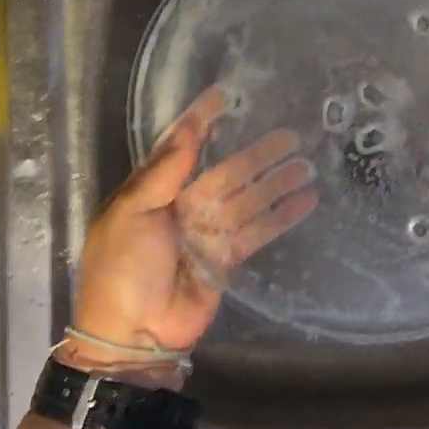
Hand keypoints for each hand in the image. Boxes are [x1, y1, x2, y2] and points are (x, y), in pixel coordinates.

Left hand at [70, 86, 318, 375]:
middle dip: (256, 153)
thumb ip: (163, 172)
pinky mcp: (228, 257)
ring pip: (248, 198)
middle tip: (289, 132)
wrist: (133, 332)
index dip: (201, 122)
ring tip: (306, 161)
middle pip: (227, 172)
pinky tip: (306, 199)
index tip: (224, 96)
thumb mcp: (131, 213)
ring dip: (276, 181)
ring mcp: (208, 232)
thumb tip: (188, 130)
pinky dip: (281, 215)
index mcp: (154, 191)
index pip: (181, 147)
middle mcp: (184, 205)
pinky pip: (258, 230)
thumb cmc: (122, 268)